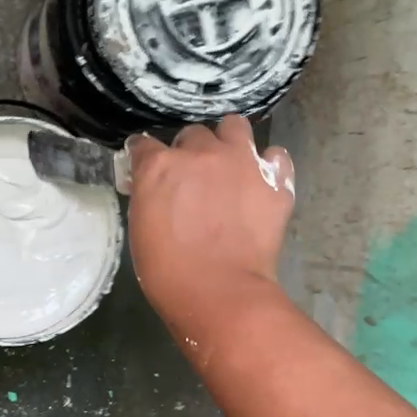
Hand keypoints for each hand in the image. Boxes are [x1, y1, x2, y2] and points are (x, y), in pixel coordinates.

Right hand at [127, 116, 295, 338]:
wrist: (219, 291)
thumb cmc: (167, 269)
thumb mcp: (141, 225)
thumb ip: (149, 194)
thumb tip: (157, 188)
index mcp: (159, 166)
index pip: (143, 144)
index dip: (144, 156)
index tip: (146, 169)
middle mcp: (200, 153)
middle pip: (192, 133)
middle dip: (189, 151)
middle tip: (192, 177)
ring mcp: (242, 162)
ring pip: (235, 126)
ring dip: (228, 141)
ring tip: (229, 165)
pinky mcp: (274, 179)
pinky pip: (275, 155)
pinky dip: (267, 165)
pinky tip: (261, 181)